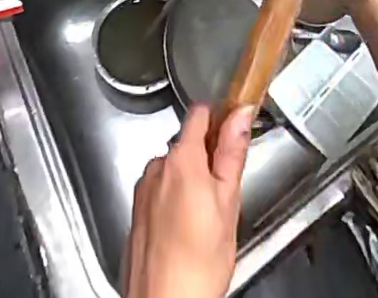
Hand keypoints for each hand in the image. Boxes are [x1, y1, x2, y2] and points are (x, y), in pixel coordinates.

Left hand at [123, 104, 253, 297]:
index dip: (218, 117)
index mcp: (182, 158)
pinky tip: (187, 229)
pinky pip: (160, 191)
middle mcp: (157, 166)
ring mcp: (144, 189)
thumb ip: (232, 152)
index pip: (198, 113)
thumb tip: (240, 114)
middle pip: (186, 142)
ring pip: (173, 168)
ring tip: (207, 215)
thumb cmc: (198, 263)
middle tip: (226, 187)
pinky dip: (174, 199)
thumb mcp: (228, 201)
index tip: (232, 131)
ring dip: (190, 179)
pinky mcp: (136, 211)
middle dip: (207, 156)